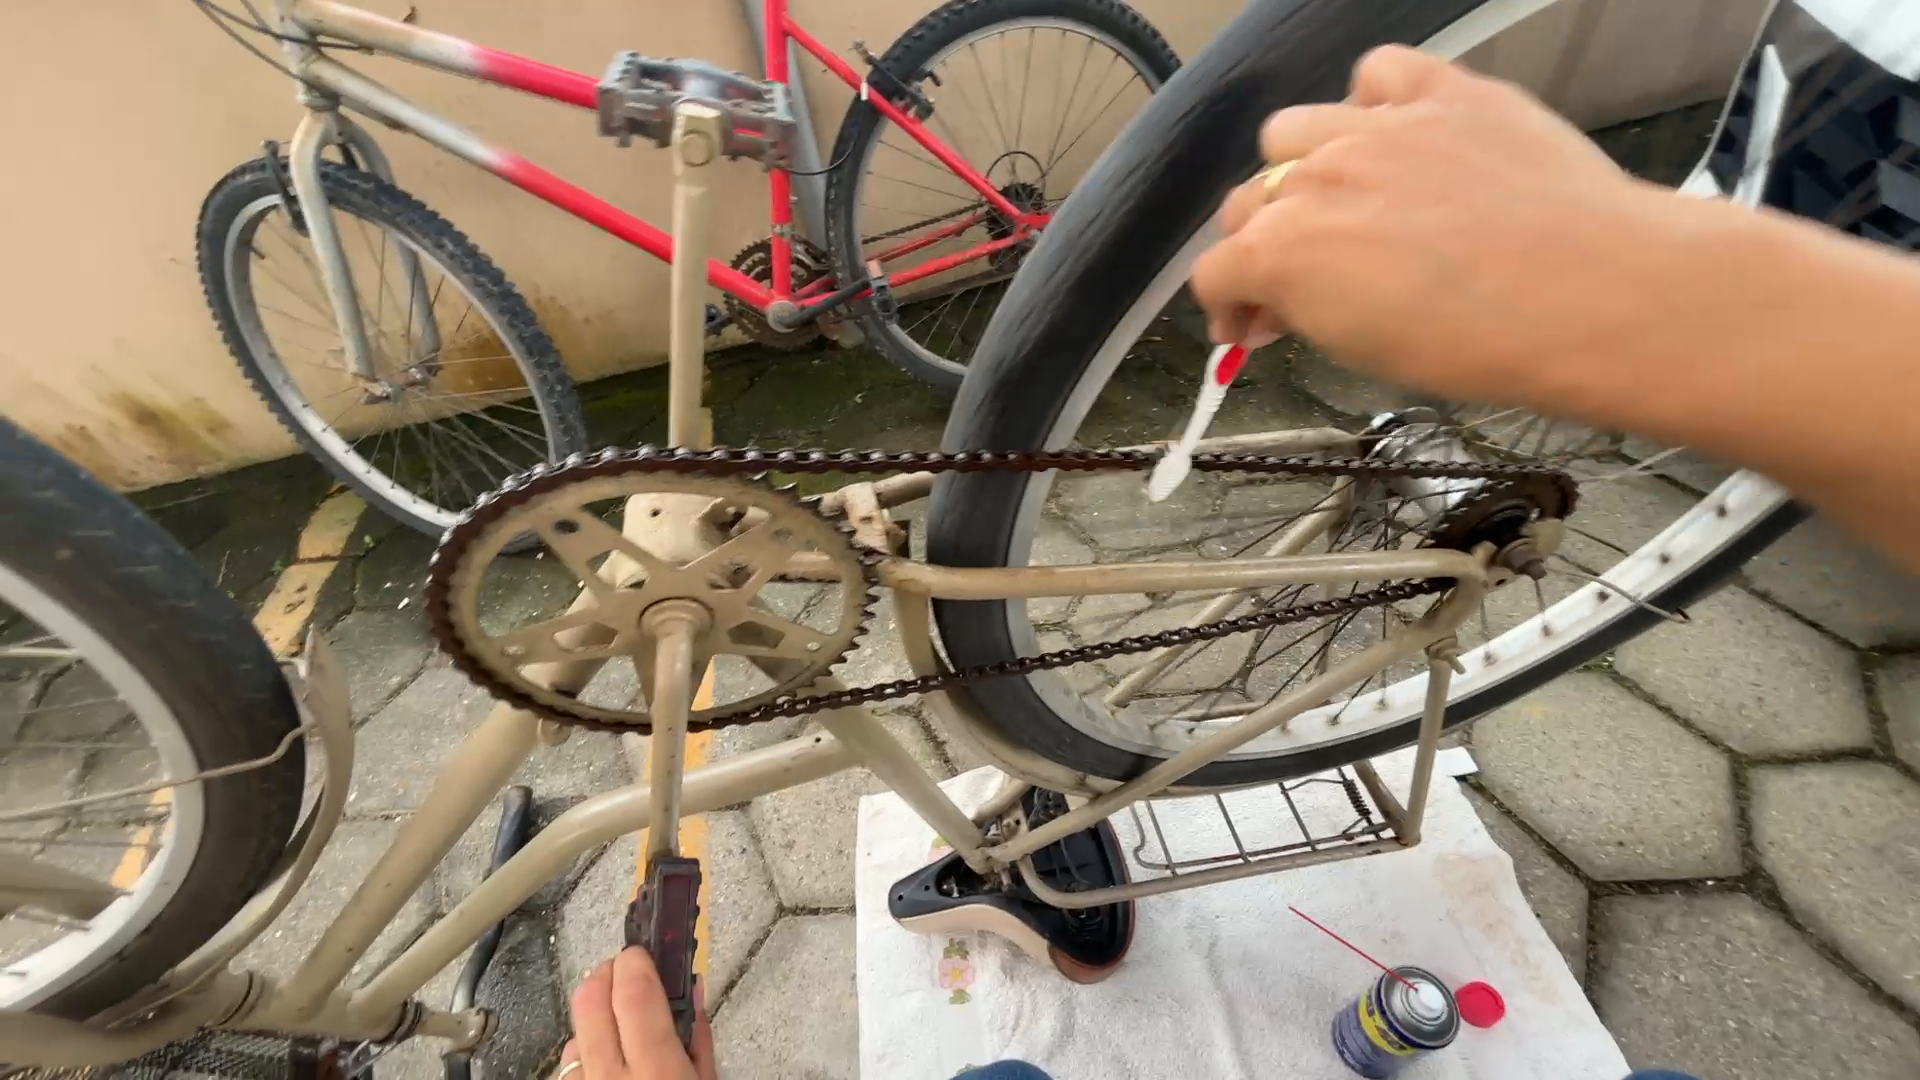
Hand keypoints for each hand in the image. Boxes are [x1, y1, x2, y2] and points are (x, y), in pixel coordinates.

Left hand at [556, 947, 716, 1079]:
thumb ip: (698, 1038)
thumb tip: (690, 989)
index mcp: (657, 1070)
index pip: (634, 995)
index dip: (635, 962)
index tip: (643, 953)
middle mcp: (610, 1077)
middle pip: (590, 1002)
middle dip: (607, 973)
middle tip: (627, 972)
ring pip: (575, 1032)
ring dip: (596, 1015)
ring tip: (620, 1023)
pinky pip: (568, 1064)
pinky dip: (585, 1050)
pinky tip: (606, 1059)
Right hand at [1190, 46, 1694, 410]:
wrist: (1586, 294)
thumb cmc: (1461, 344)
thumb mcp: (1349, 347)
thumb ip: (1294, 311)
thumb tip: (1274, 304)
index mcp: (1275, 252)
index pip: (1211, 274)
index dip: (1225, 308)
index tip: (1251, 331)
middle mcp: (1308, 180)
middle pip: (1243, 204)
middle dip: (1256, 249)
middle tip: (1294, 283)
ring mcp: (1373, 127)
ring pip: (1288, 132)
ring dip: (1296, 172)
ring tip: (1336, 201)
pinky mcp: (1442, 93)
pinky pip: (1377, 73)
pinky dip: (1369, 104)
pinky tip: (1389, 138)